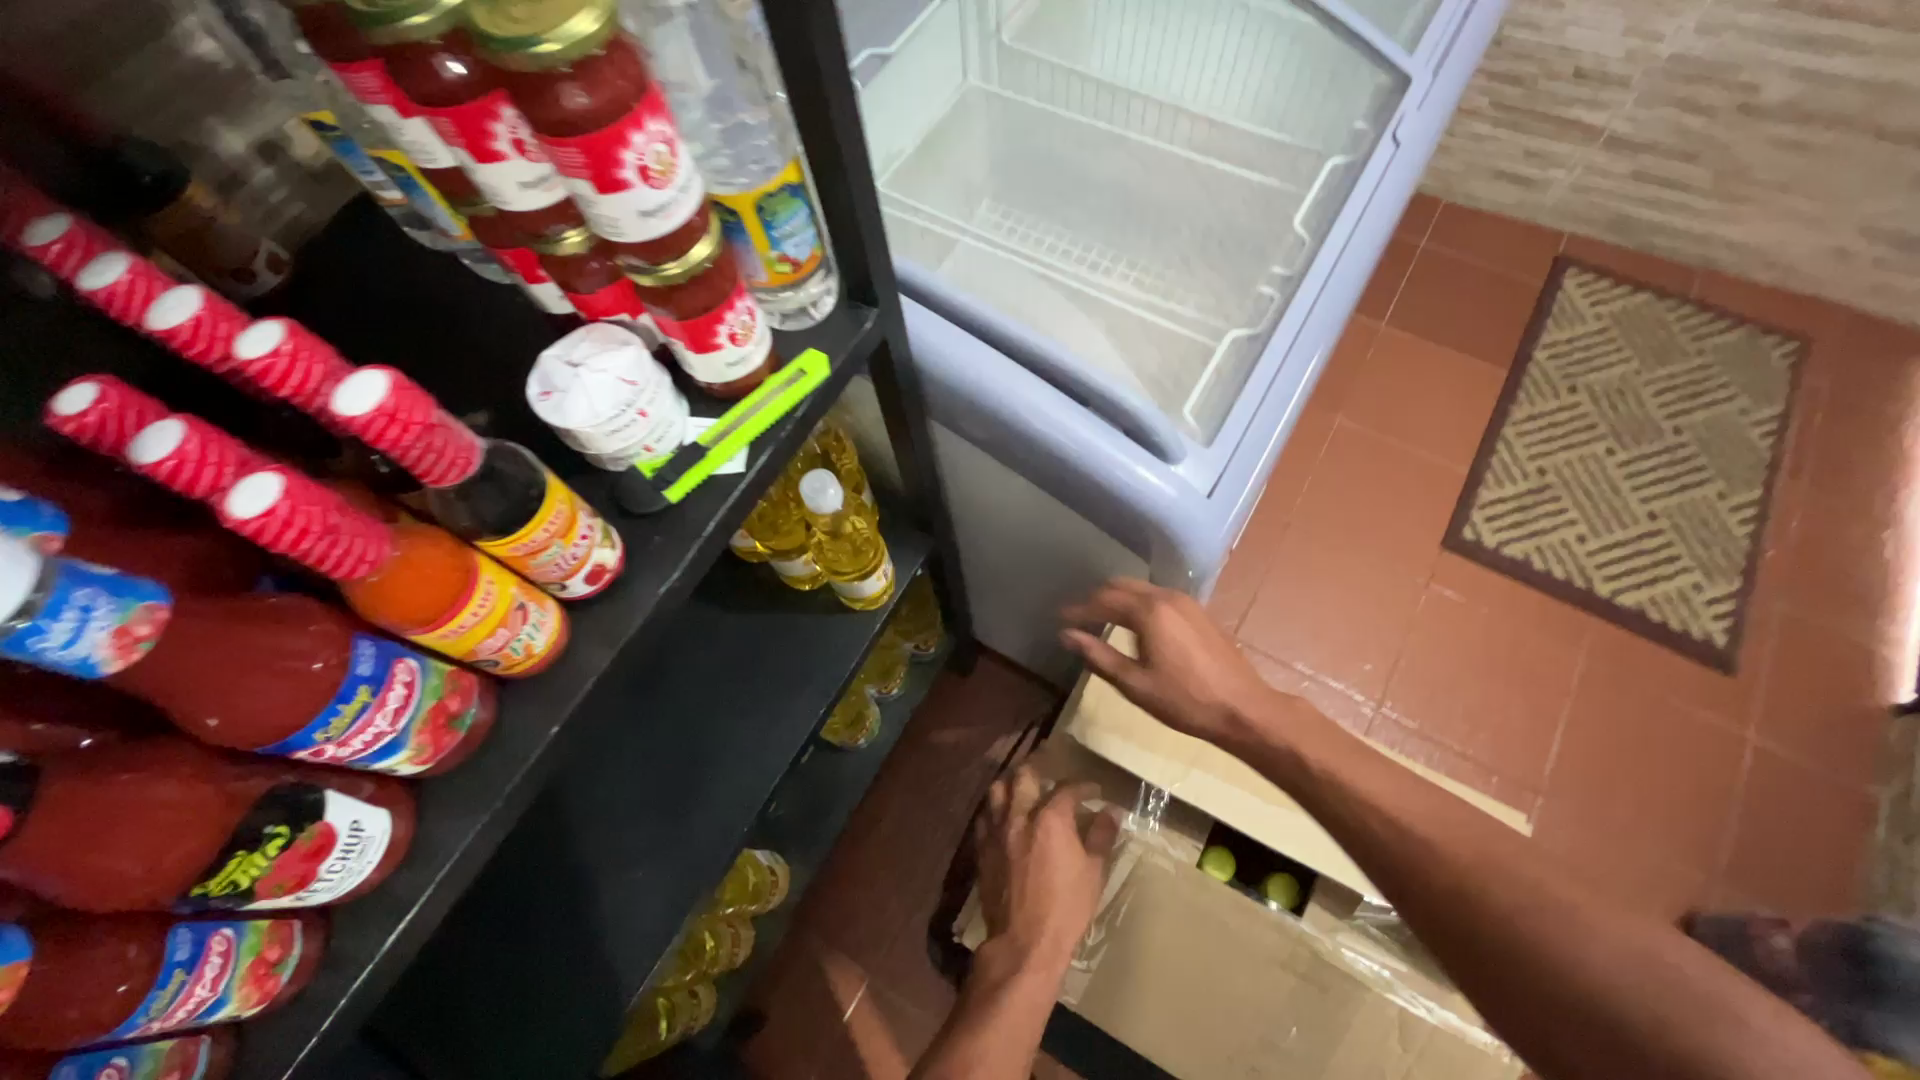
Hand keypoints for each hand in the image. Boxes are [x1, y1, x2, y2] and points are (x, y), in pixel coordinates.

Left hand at [974, 766, 1119, 972]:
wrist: (1024, 941)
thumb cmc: (1067, 907)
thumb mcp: (1094, 872)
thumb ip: (1102, 836)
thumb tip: (1111, 811)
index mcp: (1051, 818)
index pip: (1068, 788)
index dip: (1084, 786)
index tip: (1094, 791)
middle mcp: (1020, 816)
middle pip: (1024, 777)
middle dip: (1039, 770)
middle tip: (1050, 775)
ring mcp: (997, 831)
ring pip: (997, 791)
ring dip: (1011, 785)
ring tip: (1022, 789)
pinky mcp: (982, 848)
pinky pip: (985, 817)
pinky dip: (995, 810)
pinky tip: (1003, 817)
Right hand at [1059, 578, 1288, 747]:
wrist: (1243, 708)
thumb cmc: (1185, 701)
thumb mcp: (1134, 684)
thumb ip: (1098, 656)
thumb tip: (1066, 636)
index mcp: (1149, 612)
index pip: (1103, 600)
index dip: (1078, 609)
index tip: (1058, 618)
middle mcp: (1167, 597)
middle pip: (1122, 586)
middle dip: (1097, 598)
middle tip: (1078, 616)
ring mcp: (1187, 603)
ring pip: (1142, 589)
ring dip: (1119, 599)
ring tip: (1102, 618)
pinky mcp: (1200, 613)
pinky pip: (1159, 597)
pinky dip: (1139, 603)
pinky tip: (1136, 624)